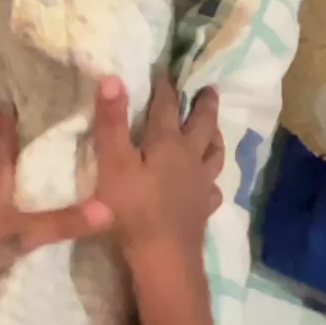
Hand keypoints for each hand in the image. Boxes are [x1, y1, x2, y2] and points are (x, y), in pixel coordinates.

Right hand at [92, 72, 223, 269]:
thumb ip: (112, 120)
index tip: (164, 67)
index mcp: (167, 142)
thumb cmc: (132, 207)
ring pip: (214, 153)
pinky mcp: (202, 208)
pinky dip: (210, 179)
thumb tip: (113, 76)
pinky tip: (207, 184)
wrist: (163, 256)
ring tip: (214, 130)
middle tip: (208, 88)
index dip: (164, 85)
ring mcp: (200, 184)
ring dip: (214, 136)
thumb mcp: (113, 160)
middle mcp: (190, 158)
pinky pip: (212, 188)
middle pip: (202, 124)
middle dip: (204, 104)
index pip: (166, 105)